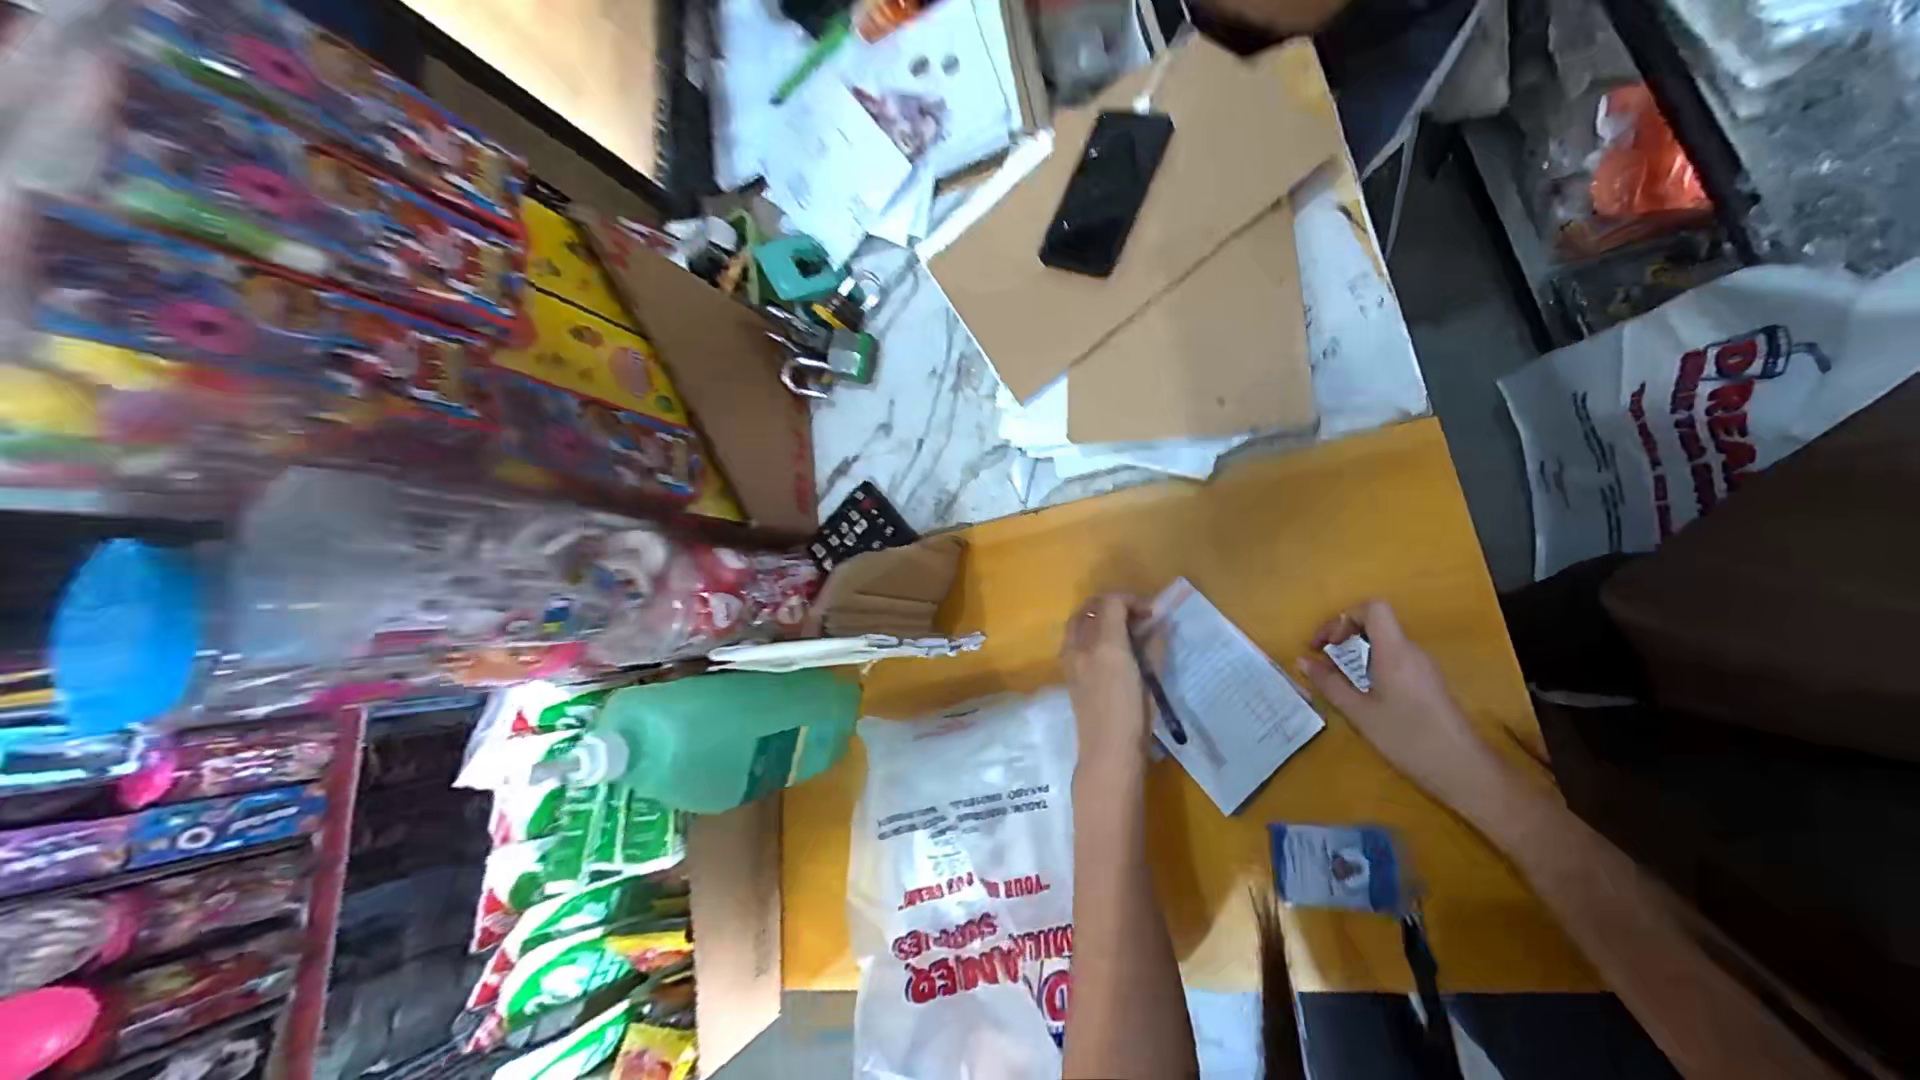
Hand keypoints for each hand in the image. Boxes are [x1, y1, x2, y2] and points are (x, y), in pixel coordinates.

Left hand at [1060, 593, 1157, 781]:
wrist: (1107, 750)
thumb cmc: (1136, 717)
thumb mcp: (1151, 678)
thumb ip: (1153, 645)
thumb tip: (1159, 623)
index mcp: (1105, 645)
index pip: (1112, 602)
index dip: (1132, 600)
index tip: (1151, 613)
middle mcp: (1082, 645)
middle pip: (1091, 606)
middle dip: (1114, 604)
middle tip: (1136, 617)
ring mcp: (1070, 657)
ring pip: (1078, 619)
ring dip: (1098, 615)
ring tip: (1120, 629)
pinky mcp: (1067, 671)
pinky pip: (1073, 637)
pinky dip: (1088, 630)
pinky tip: (1106, 647)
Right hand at [1296, 601, 1513, 812]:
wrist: (1465, 770)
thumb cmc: (1408, 738)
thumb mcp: (1359, 712)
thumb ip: (1330, 683)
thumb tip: (1303, 661)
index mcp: (1395, 652)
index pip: (1374, 608)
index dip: (1344, 617)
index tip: (1326, 643)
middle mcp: (1412, 652)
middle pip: (1377, 623)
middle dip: (1344, 633)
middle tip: (1322, 657)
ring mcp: (1424, 667)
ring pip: (1385, 641)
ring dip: (1357, 649)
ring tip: (1337, 675)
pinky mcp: (1429, 683)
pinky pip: (1395, 658)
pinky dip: (1372, 663)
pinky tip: (1362, 690)